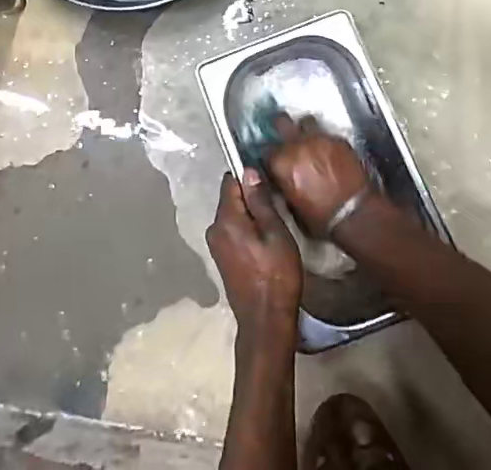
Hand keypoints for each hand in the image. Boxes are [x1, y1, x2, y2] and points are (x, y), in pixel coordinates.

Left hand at [207, 168, 301, 334]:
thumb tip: (248, 171)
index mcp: (225, 218)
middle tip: (276, 209)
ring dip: (249, 217)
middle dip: (250, 199)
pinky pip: (232, 233)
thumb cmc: (276, 275)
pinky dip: (245, 232)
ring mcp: (215, 244)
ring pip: (232, 217)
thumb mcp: (275, 234)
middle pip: (230, 200)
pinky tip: (263, 244)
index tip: (267, 184)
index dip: (248, 178)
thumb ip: (260, 201)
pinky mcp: (221, 258)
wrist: (265, 320)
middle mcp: (213, 227)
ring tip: (273, 228)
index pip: (230, 182)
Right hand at [264, 115, 376, 232]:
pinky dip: (325, 141)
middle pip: (281, 122)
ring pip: (306, 122)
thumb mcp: (290, 206)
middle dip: (281, 127)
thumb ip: (280, 184)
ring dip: (305, 130)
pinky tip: (329, 152)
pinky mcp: (339, 141)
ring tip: (309, 140)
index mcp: (280, 162)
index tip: (275, 160)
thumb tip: (279, 178)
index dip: (270, 155)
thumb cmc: (322, 218)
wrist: (356, 216)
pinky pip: (327, 134)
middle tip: (285, 135)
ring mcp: (319, 140)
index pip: (266, 150)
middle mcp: (296, 145)